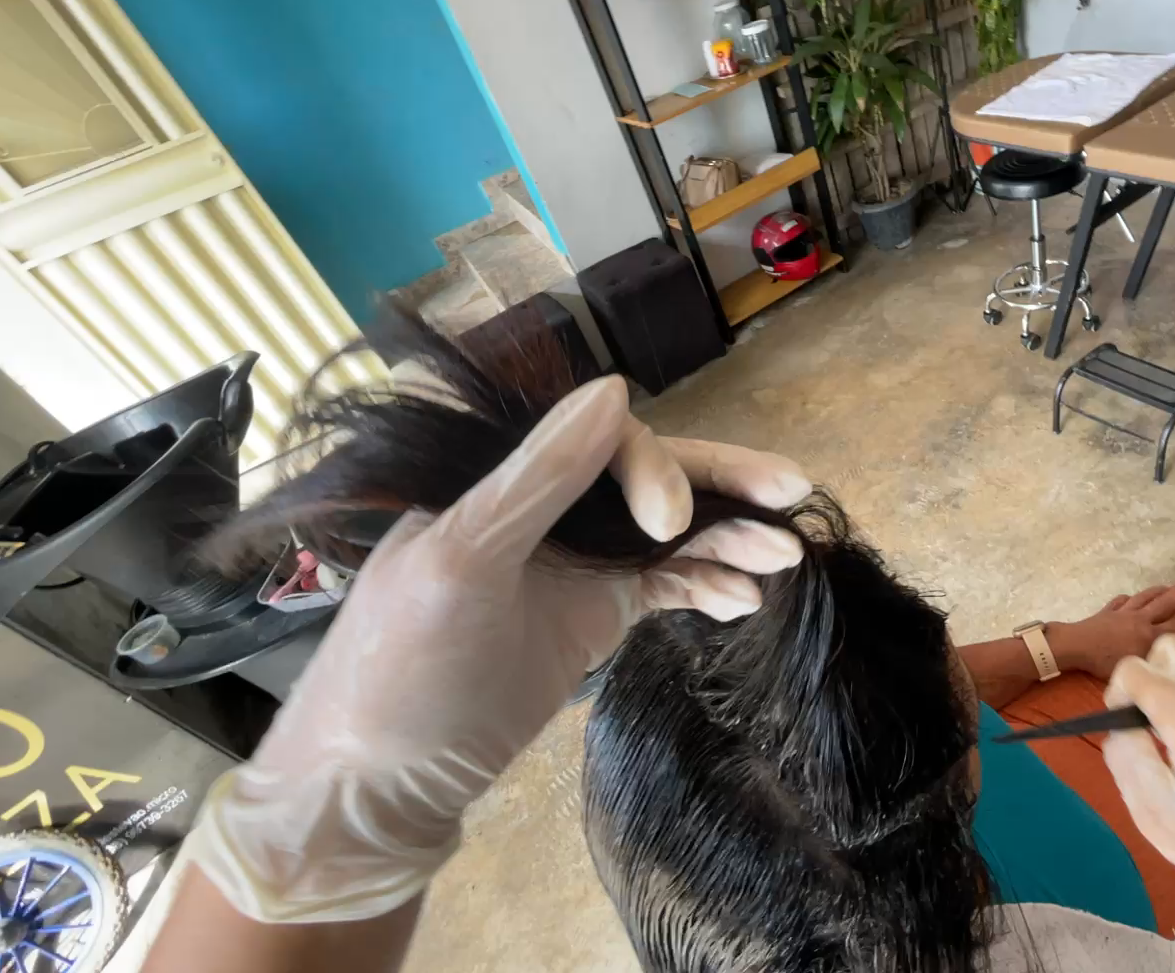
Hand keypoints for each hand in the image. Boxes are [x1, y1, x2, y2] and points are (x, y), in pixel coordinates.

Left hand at [183, 376, 809, 923]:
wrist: (382, 788)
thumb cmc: (402, 670)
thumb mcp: (460, 560)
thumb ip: (537, 475)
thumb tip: (616, 386)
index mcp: (511, 479)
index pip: (610, 443)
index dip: (656, 470)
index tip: (669, 525)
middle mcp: (556, 507)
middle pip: (659, 480)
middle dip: (728, 486)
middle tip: (793, 494)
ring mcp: (583, 559)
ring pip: (675, 532)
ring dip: (732, 540)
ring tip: (788, 557)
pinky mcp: (600, 608)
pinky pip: (669, 582)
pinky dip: (709, 585)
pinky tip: (745, 600)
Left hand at [1050, 584, 1174, 678]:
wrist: (1076, 645)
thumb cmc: (1105, 662)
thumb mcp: (1136, 669)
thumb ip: (1154, 664)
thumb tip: (1170, 667)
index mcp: (1148, 636)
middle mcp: (1139, 620)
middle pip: (1163, 605)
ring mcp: (1121, 613)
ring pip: (1143, 598)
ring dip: (1156, 591)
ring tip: (1167, 586)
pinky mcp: (1106, 611)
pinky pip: (1119, 602)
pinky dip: (1126, 599)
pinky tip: (1128, 597)